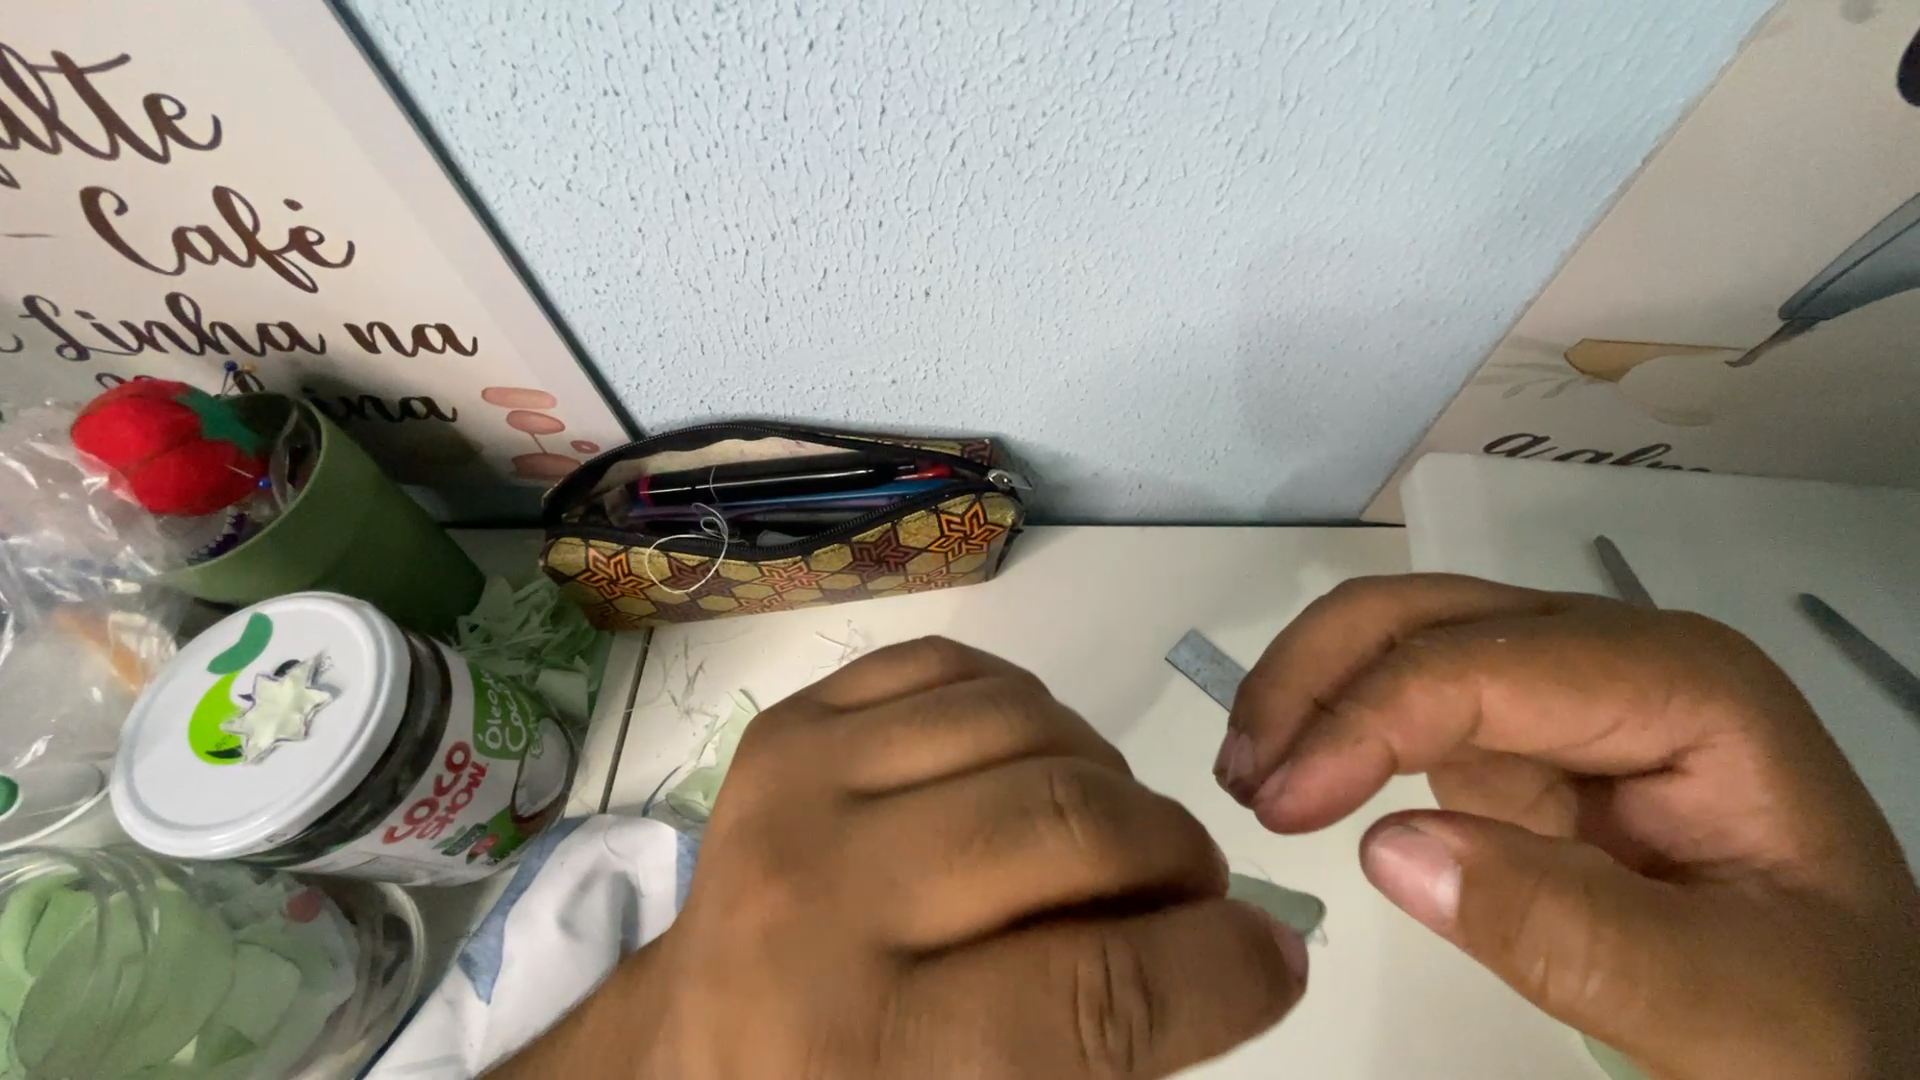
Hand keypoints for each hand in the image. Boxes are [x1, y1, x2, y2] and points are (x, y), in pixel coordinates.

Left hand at [502, 638, 1306, 1078]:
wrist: (687, 1039)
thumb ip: (1107, 1040)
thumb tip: (1245, 945)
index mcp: (865, 1045)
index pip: (1094, 989)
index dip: (1221, 967)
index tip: (1271, 956)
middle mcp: (822, 896)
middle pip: (1067, 826)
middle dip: (1175, 854)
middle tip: (1191, 883)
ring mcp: (800, 782)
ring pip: (1025, 722)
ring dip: (1106, 773)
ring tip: (1108, 822)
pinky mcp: (792, 721)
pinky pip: (954, 667)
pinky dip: (1023, 706)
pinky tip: (1028, 759)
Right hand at [1219, 574, 1919, 1079]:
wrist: (1838, 1021)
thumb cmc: (1816, 1017)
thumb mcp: (1738, 1012)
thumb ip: (1575, 936)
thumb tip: (1390, 849)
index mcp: (1671, 682)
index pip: (1473, 666)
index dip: (1359, 723)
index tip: (1276, 808)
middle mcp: (1593, 650)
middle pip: (1408, 614)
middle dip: (1306, 681)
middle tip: (1242, 776)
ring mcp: (1538, 677)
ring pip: (1378, 632)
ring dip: (1295, 691)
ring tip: (1246, 775)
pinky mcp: (1494, 719)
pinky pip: (1381, 684)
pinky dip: (1316, 717)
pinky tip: (1286, 771)